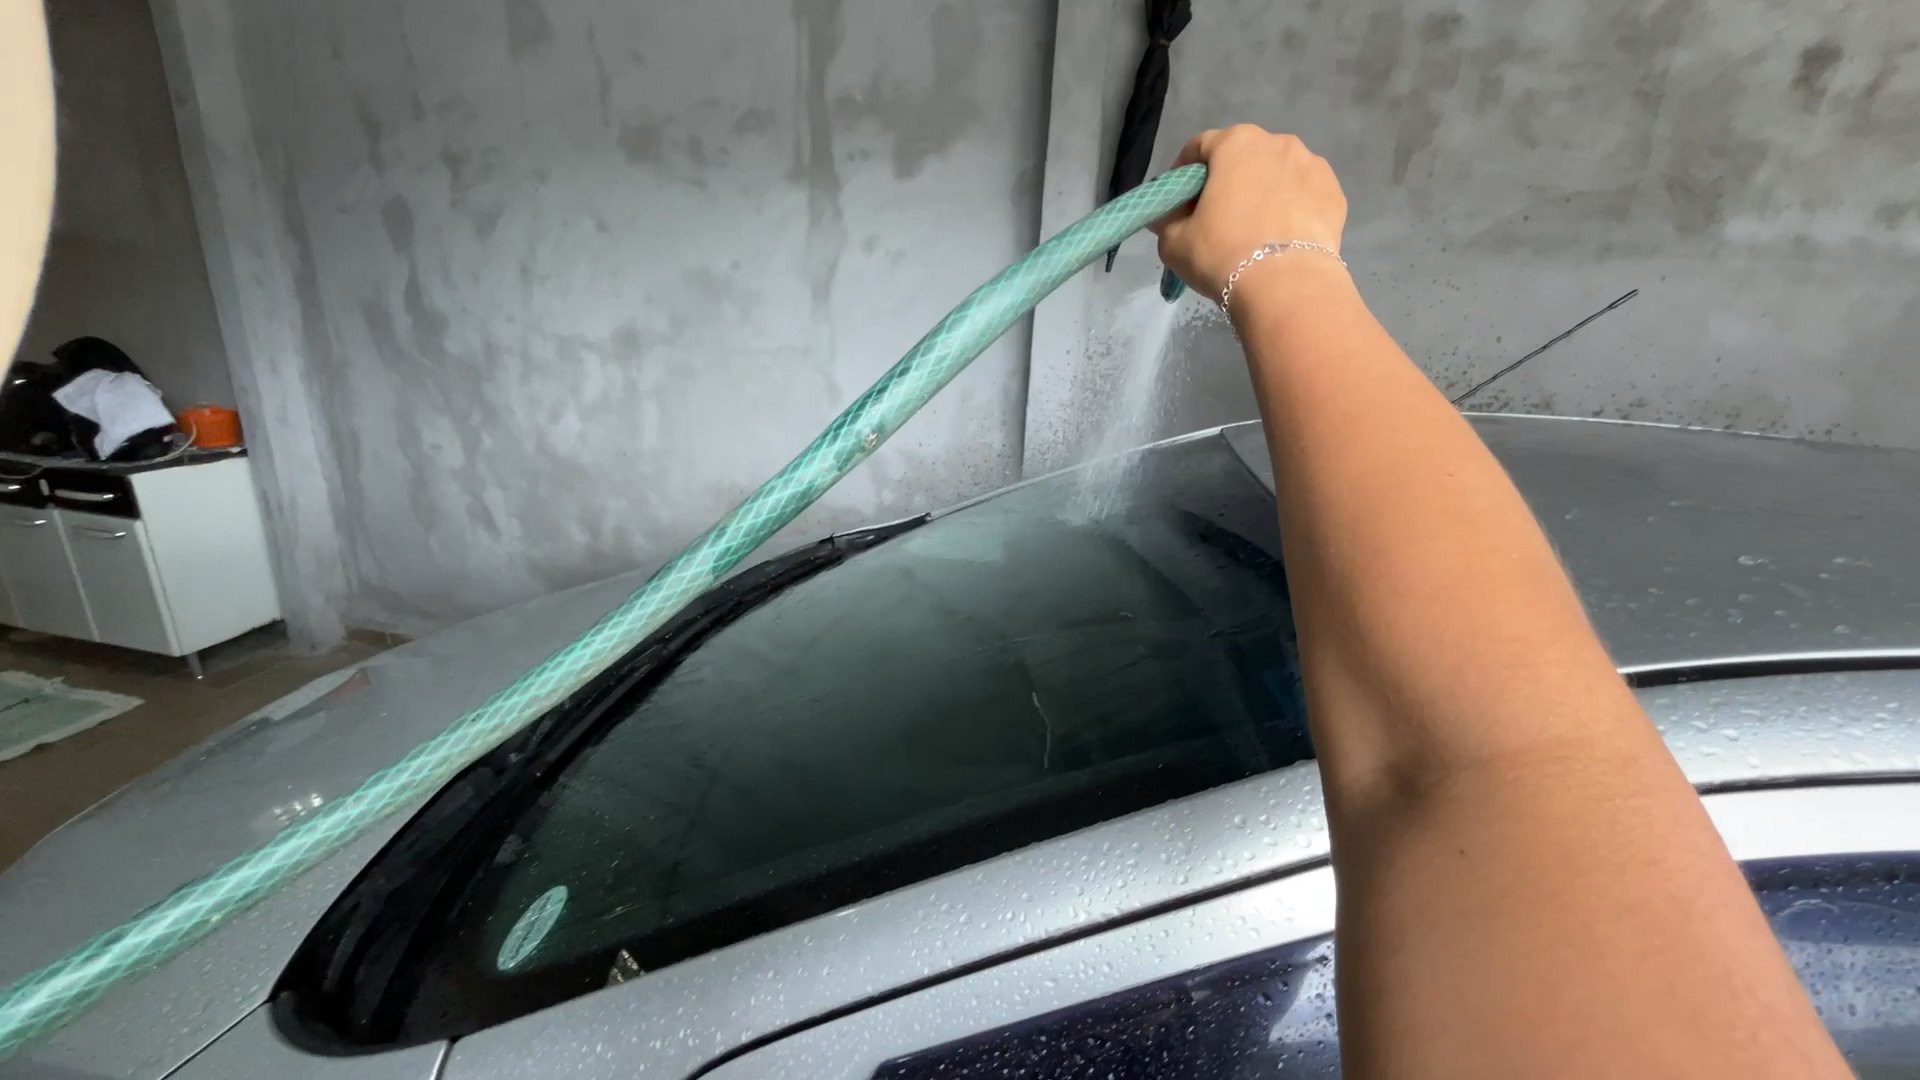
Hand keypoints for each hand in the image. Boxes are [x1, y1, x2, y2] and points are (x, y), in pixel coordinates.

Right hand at [1151, 126, 1347, 301]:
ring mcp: (1312, 165)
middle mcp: (1277, 142)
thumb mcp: (1174, 244)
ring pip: (1277, 174)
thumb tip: (1169, 219)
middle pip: (1242, 157)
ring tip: (1253, 229)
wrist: (1285, 284)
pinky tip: (1280, 238)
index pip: (1199, 146)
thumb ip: (1167, 223)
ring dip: (1262, 192)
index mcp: (1235, 144)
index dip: (1183, 172)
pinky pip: (1303, 196)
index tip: (1178, 200)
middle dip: (1227, 181)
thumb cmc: (1222, 254)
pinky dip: (1290, 209)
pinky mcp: (1334, 193)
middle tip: (1215, 217)